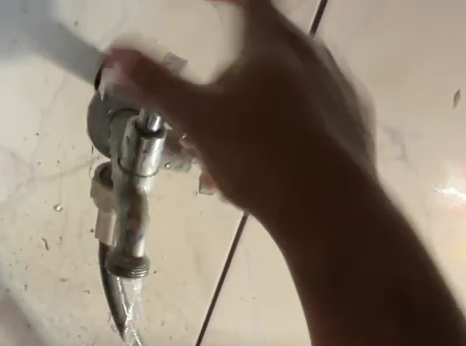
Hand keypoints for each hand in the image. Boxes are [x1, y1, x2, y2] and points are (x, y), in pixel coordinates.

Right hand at [104, 0, 374, 226]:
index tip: (208, 3)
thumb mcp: (197, 122)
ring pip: (289, 85)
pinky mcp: (352, 121)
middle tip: (215, 101)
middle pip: (264, 46)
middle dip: (237, 69)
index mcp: (269, 40)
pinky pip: (313, 114)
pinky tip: (275, 160)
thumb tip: (113, 57)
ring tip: (238, 146)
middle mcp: (310, 50)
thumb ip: (157, 86)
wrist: (327, 206)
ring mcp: (336, 84)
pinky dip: (289, 129)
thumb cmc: (259, 158)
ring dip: (261, 106)